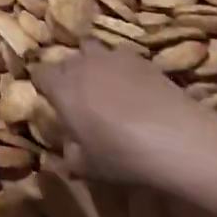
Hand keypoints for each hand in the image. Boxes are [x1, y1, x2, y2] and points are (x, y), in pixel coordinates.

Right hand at [32, 42, 216, 187]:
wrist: (176, 138)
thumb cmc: (121, 155)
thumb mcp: (87, 166)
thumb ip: (70, 153)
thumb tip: (69, 146)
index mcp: (62, 87)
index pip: (39, 73)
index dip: (42, 84)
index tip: (48, 99)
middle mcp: (84, 64)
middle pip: (67, 59)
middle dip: (67, 73)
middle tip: (76, 97)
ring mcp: (114, 57)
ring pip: (93, 50)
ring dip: (93, 64)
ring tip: (104, 87)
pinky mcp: (142, 58)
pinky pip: (121, 57)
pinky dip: (120, 68)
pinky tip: (133, 90)